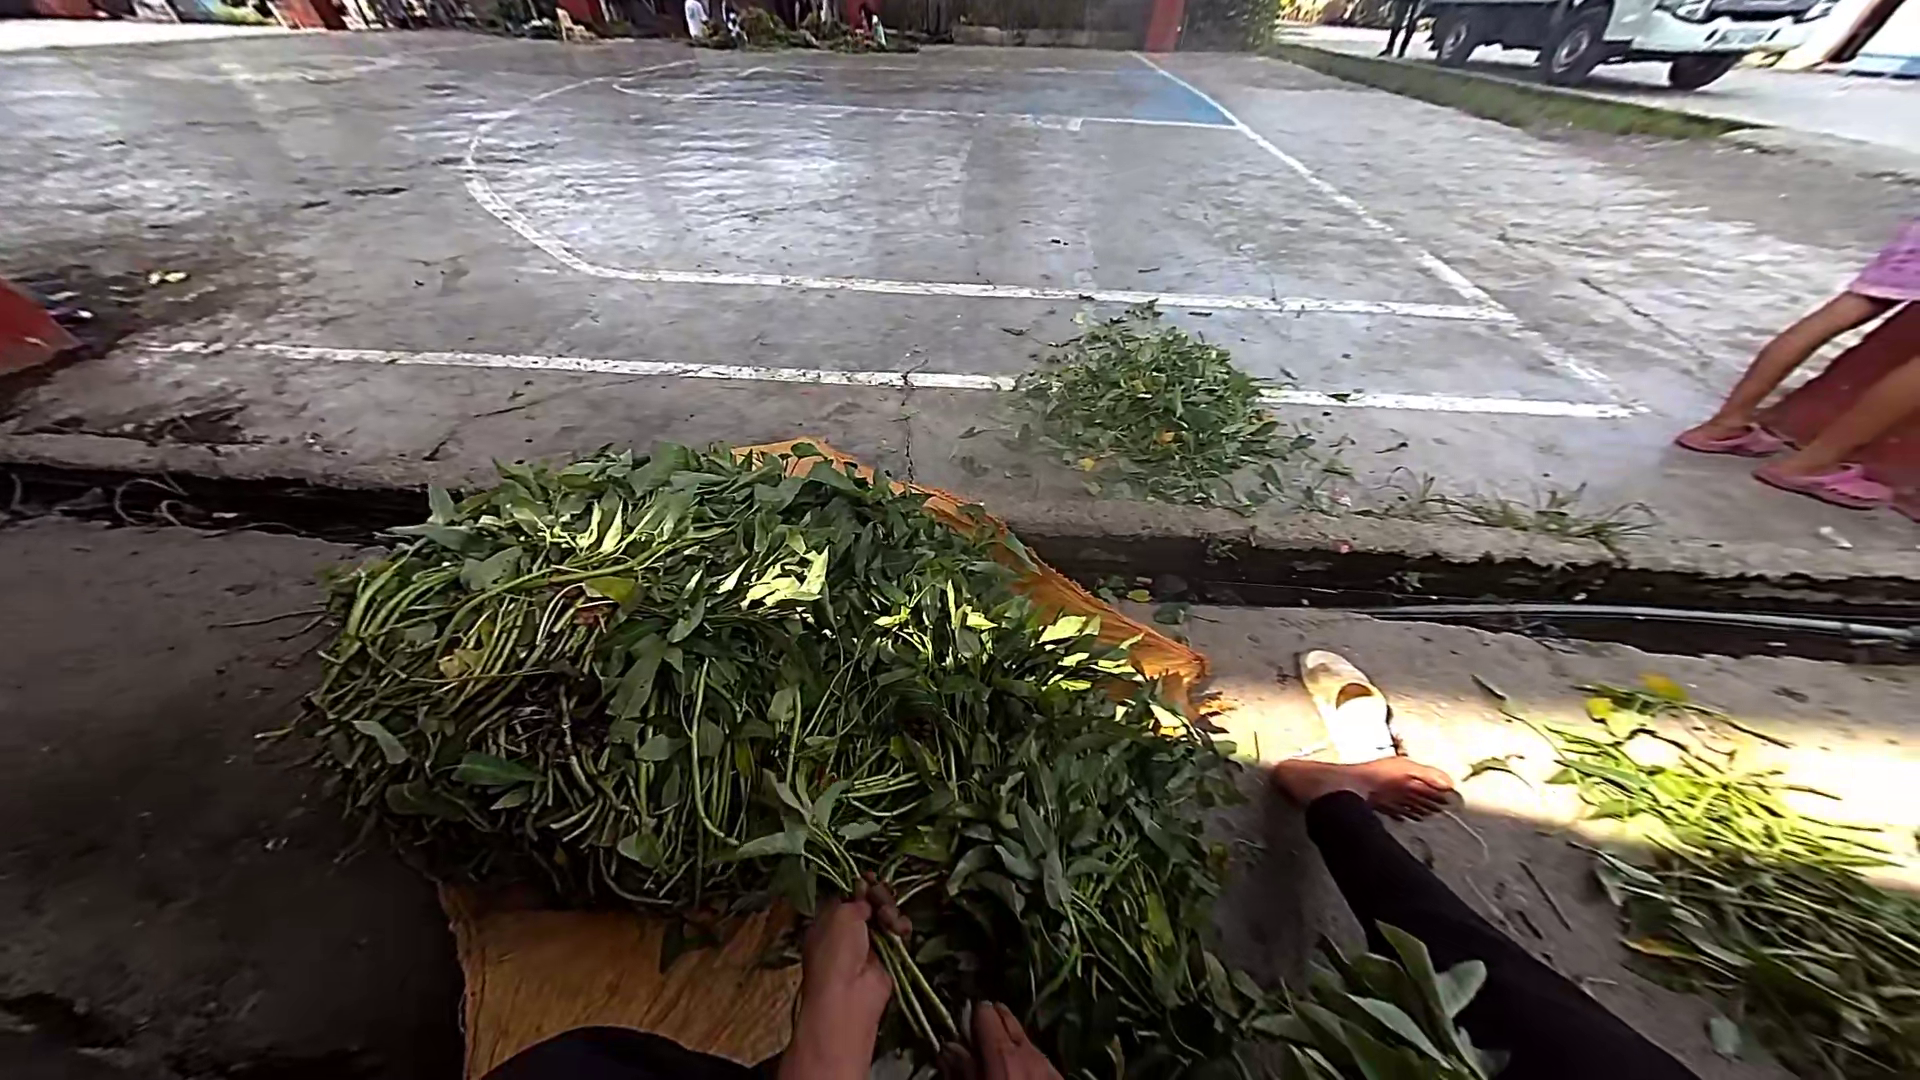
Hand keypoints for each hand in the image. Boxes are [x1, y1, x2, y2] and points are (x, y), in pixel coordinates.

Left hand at [779, 875, 910, 1079]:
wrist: (849, 996)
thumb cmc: (836, 951)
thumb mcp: (840, 913)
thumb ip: (856, 897)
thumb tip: (864, 888)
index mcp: (829, 918)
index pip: (848, 892)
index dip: (860, 883)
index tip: (869, 877)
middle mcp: (848, 928)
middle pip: (870, 900)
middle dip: (878, 895)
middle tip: (878, 899)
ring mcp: (869, 942)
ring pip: (886, 912)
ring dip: (890, 910)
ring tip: (888, 919)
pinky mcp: (889, 954)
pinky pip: (898, 930)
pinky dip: (901, 927)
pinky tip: (899, 929)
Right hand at [936, 1002, 1062, 1079]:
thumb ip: (962, 1070)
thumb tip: (948, 1046)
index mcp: (1003, 1054)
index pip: (983, 1010)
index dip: (971, 1017)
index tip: (963, 1031)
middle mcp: (1027, 1050)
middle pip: (1006, 1014)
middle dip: (991, 1022)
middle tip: (978, 1042)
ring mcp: (1048, 1063)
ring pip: (1023, 1035)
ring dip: (1009, 1041)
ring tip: (999, 1061)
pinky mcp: (1061, 1075)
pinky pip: (1039, 1054)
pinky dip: (1027, 1057)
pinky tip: (1020, 1073)